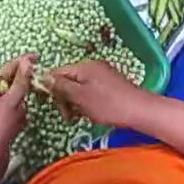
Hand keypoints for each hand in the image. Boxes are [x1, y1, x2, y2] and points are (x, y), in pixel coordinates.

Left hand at [0, 54, 34, 181]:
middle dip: (23, 85)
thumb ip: (19, 83)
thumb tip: (26, 62)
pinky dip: (19, 119)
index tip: (38, 57)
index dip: (21, 62)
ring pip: (13, 103)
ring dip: (21, 105)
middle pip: (10, 86)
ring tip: (27, 109)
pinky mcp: (0, 131)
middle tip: (39, 84)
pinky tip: (22, 124)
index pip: (6, 70)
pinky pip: (13, 118)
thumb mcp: (9, 103)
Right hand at [40, 60, 155, 128]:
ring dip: (76, 103)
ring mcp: (102, 75)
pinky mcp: (109, 85)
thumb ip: (62, 87)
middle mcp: (92, 67)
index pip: (58, 72)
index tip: (52, 105)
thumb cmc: (108, 105)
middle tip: (69, 117)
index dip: (52, 88)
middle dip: (65, 98)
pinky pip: (91, 91)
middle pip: (69, 80)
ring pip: (80, 88)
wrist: (140, 110)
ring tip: (81, 117)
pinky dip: (87, 103)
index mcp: (84, 66)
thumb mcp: (81, 97)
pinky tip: (92, 115)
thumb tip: (43, 77)